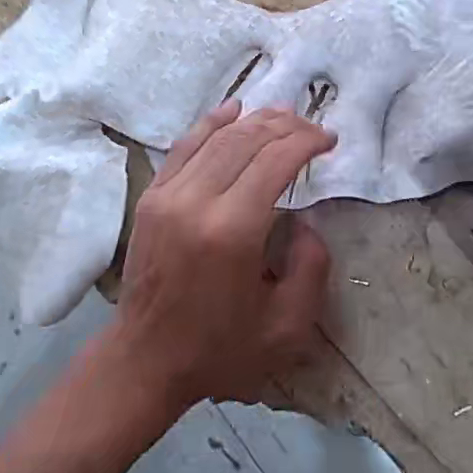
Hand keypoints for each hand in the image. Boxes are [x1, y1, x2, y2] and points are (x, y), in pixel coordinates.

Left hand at [110, 100, 336, 412]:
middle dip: (288, 126)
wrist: (143, 363)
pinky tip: (234, 109)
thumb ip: (313, 267)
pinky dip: (212, 123)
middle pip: (248, 140)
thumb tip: (308, 222)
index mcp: (232, 232)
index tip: (329, 140)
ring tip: (285, 115)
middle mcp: (197, 203)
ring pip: (218, 137)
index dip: (308, 141)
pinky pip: (185, 146)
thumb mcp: (287, 326)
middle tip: (314, 129)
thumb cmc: (220, 348)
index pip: (276, 160)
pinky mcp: (151, 199)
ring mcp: (167, 197)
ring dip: (257, 120)